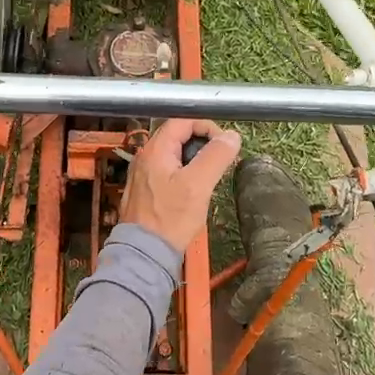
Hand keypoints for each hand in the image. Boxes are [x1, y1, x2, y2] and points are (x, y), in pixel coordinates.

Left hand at [118, 119, 241, 252]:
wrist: (145, 252)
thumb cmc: (170, 219)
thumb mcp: (198, 185)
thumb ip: (215, 157)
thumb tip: (231, 136)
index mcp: (155, 150)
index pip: (182, 121)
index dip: (206, 126)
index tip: (224, 143)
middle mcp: (145, 157)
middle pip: (177, 136)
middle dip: (202, 143)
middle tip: (220, 159)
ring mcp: (143, 174)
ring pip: (174, 154)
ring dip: (195, 160)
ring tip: (210, 176)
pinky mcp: (146, 190)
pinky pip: (168, 171)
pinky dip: (184, 173)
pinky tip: (194, 190)